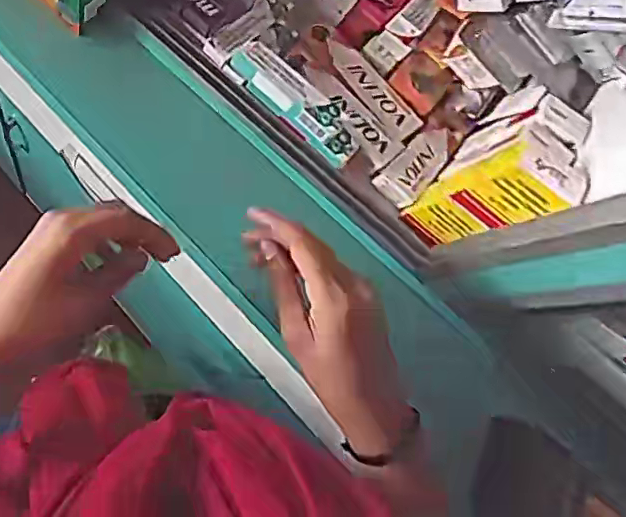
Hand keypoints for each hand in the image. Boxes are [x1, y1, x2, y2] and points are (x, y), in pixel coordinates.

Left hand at [0, 203, 180, 368]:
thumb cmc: (30, 324)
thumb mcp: (84, 302)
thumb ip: (117, 273)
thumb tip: (139, 258)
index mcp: (71, 229)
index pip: (125, 219)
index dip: (154, 233)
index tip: (172, 251)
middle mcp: (60, 220)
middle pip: (112, 212)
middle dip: (141, 229)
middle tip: (163, 251)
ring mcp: (49, 228)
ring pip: (99, 219)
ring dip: (125, 233)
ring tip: (144, 255)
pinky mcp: (43, 241)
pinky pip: (85, 229)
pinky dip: (106, 239)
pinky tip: (113, 259)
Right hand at [244, 208, 412, 459]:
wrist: (378, 409)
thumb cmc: (331, 381)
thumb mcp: (297, 336)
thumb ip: (283, 287)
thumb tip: (270, 249)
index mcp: (334, 293)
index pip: (302, 242)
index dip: (275, 223)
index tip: (252, 215)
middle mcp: (353, 280)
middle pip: (312, 242)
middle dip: (279, 234)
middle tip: (247, 240)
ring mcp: (363, 284)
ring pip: (321, 251)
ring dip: (292, 246)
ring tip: (261, 254)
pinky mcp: (367, 291)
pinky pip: (332, 265)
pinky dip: (309, 259)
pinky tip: (289, 267)